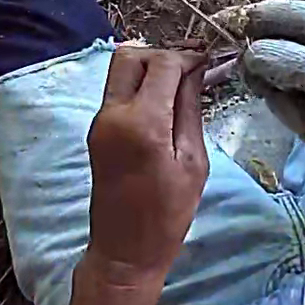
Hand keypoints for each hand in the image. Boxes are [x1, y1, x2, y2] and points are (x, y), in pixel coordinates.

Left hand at [83, 47, 209, 292]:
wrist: (124, 251)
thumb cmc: (167, 214)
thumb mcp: (193, 162)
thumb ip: (190, 109)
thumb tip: (195, 72)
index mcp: (141, 121)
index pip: (162, 64)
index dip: (188, 57)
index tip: (207, 62)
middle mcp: (113, 113)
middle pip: (130, 55)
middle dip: (162, 54)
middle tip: (190, 68)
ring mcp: (99, 120)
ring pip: (119, 70)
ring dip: (148, 67)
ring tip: (179, 82)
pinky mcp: (96, 129)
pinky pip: (116, 91)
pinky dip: (139, 84)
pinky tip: (163, 99)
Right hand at [214, 0, 304, 184]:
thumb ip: (286, 62)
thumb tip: (248, 53)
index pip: (269, 12)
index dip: (240, 28)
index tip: (214, 48)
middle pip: (272, 46)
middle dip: (271, 80)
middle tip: (288, 109)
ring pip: (283, 72)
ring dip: (287, 102)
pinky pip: (300, 90)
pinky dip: (301, 110)